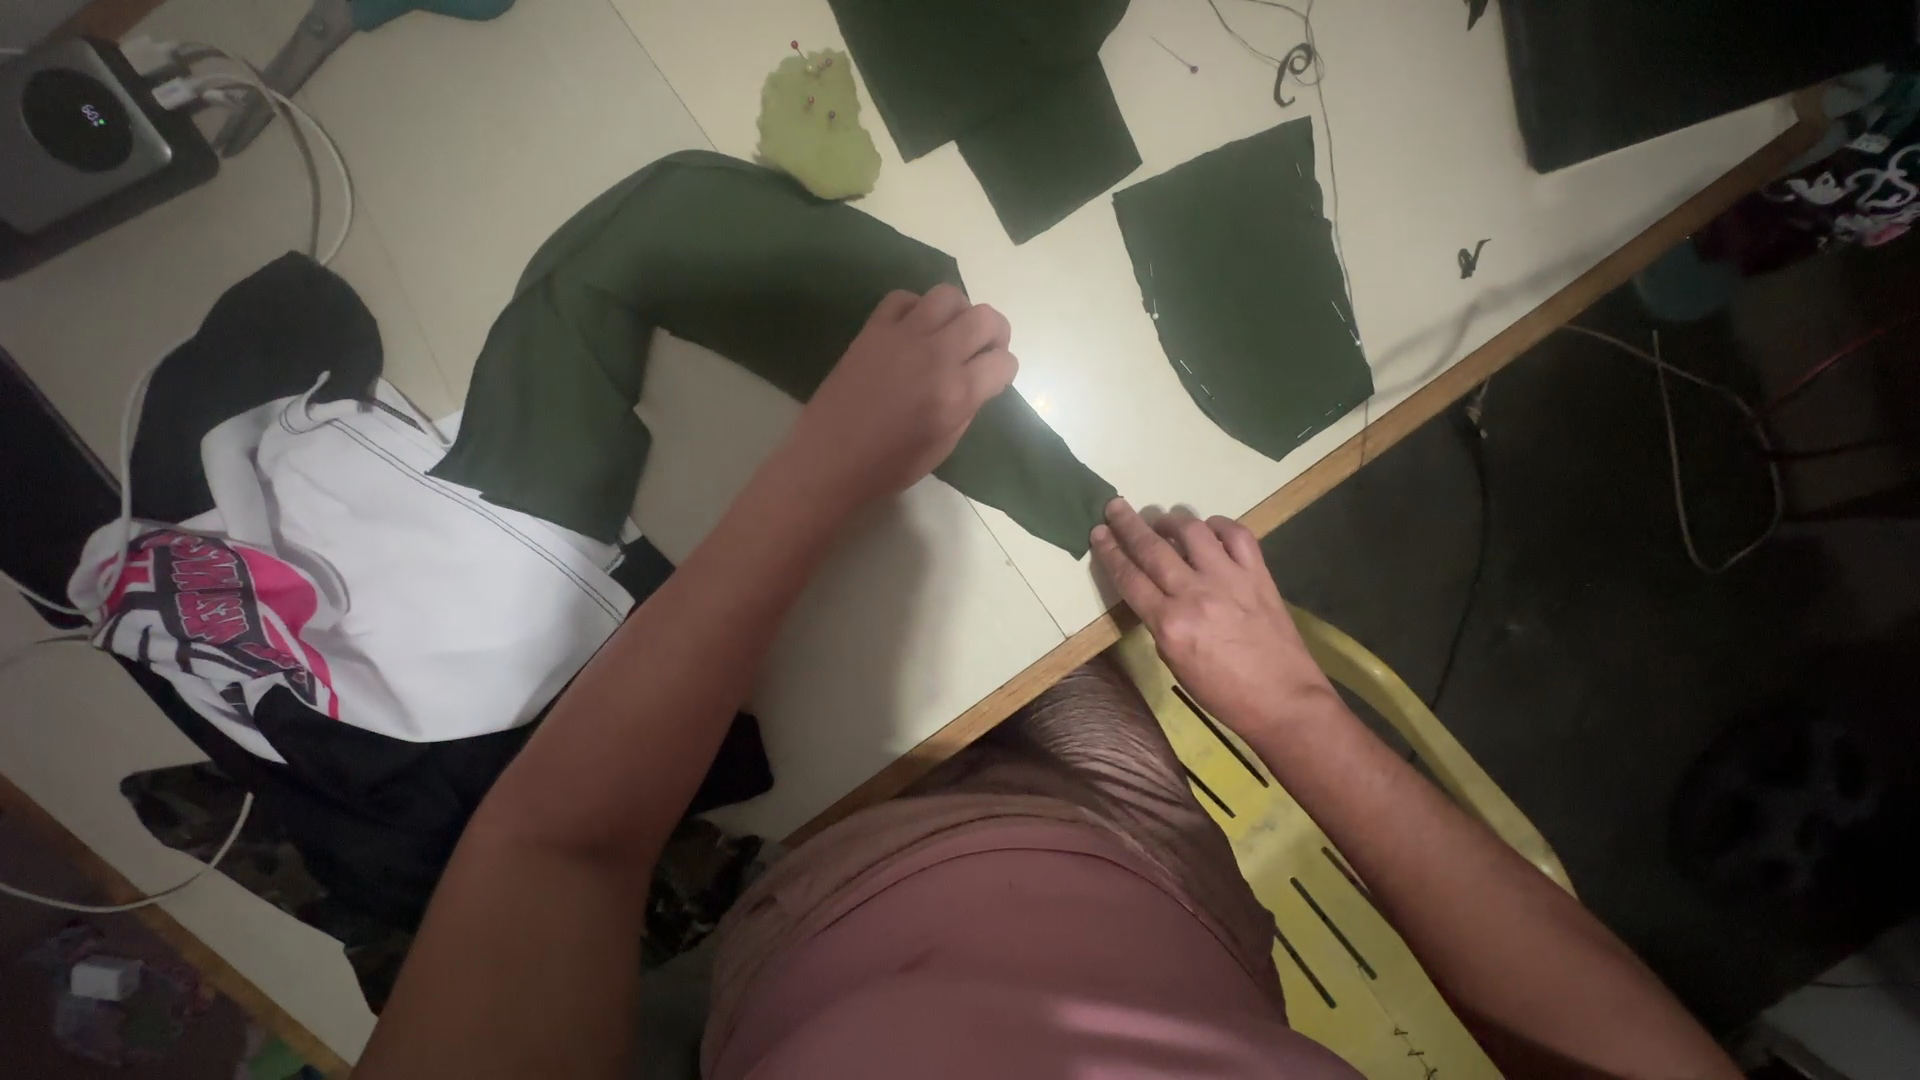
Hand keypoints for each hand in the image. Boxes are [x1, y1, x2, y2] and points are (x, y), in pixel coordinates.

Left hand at [781, 285, 1018, 509]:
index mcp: (956, 394)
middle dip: (995, 333)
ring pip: (948, 295)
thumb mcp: (943, 447)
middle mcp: (935, 356)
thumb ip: (967, 408)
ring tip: (949, 333)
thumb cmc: (888, 465)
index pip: (1003, 362)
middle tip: (982, 349)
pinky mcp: (872, 329)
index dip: (1004, 372)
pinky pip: (904, 297)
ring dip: (958, 312)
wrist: (829, 459)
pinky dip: (916, 307)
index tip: (993, 379)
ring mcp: (902, 336)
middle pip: (985, 318)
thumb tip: (976, 382)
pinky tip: (913, 330)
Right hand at [1090, 498, 1336, 734]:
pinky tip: (1209, 529)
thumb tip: (1154, 592)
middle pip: (1152, 548)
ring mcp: (1230, 580)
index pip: (1129, 578)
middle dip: (1128, 524)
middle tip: (1115, 506)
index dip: (1110, 552)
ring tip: (1162, 521)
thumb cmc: (1222, 693)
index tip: (1098, 532)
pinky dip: (1219, 525)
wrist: (1283, 700)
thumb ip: (1160, 622)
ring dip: (1171, 520)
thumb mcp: (1174, 662)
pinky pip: (1237, 535)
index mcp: (1170, 624)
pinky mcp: (1258, 575)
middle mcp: (1195, 594)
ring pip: (1193, 531)